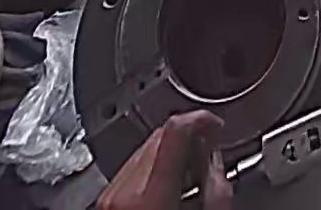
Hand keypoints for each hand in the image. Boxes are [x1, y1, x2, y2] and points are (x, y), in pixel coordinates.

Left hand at [98, 111, 230, 209]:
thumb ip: (216, 194)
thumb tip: (216, 166)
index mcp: (149, 198)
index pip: (176, 128)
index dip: (201, 118)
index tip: (214, 125)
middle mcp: (123, 192)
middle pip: (163, 134)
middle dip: (189, 140)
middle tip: (206, 160)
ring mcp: (109, 196)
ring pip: (148, 147)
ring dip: (172, 153)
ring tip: (186, 179)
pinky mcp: (104, 201)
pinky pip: (133, 166)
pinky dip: (153, 168)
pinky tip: (166, 188)